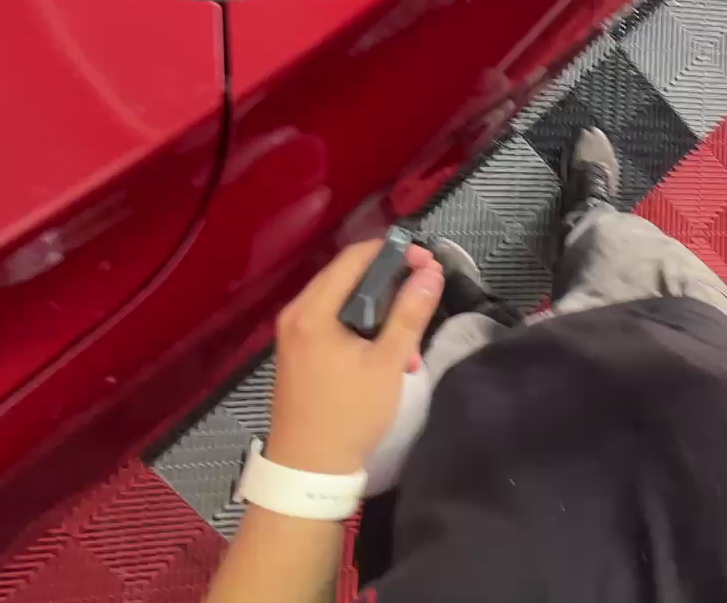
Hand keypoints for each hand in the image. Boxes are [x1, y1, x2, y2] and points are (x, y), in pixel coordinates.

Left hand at [263, 239, 443, 474]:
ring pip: (345, 299)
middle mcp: (297, 314)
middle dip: (392, 280)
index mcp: (313, 311)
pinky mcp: (299, 352)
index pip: (356, 257)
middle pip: (349, 275)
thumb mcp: (389, 362)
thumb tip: (431, 271)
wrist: (308, 475)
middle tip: (425, 292)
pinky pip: (335, 320)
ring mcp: (295, 334)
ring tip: (410, 335)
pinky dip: (364, 325)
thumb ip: (411, 311)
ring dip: (382, 307)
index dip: (396, 252)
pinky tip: (388, 351)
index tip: (428, 263)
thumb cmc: (349, 414)